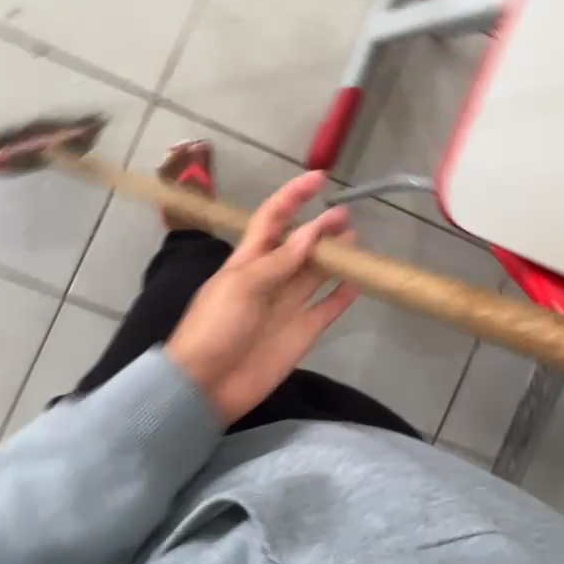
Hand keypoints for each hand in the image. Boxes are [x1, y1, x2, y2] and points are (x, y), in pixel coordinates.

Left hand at [164, 171, 359, 422]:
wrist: (205, 385)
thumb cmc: (215, 326)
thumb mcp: (243, 285)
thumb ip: (280, 260)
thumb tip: (311, 233)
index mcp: (249, 260)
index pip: (273, 217)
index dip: (293, 196)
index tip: (319, 178)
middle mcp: (270, 278)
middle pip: (300, 244)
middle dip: (321, 226)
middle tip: (346, 215)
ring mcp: (286, 305)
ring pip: (316, 273)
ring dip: (335, 256)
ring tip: (356, 240)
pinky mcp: (301, 333)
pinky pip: (326, 308)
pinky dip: (342, 295)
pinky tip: (358, 282)